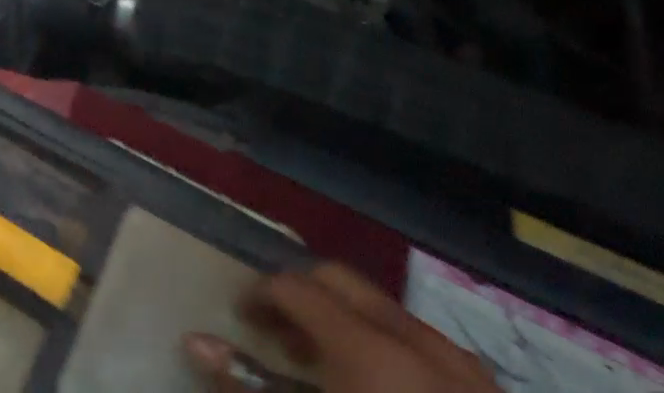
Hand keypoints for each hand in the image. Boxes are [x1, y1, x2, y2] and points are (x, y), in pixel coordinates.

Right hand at [185, 264, 499, 392]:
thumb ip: (248, 385)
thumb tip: (196, 342)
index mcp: (369, 346)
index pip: (295, 286)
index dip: (259, 294)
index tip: (242, 320)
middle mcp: (419, 343)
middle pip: (344, 282)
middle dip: (303, 296)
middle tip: (279, 334)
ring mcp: (468, 372)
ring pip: (391, 314)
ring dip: (348, 323)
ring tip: (328, 367)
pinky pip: (431, 349)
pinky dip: (393, 351)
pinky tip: (383, 391)